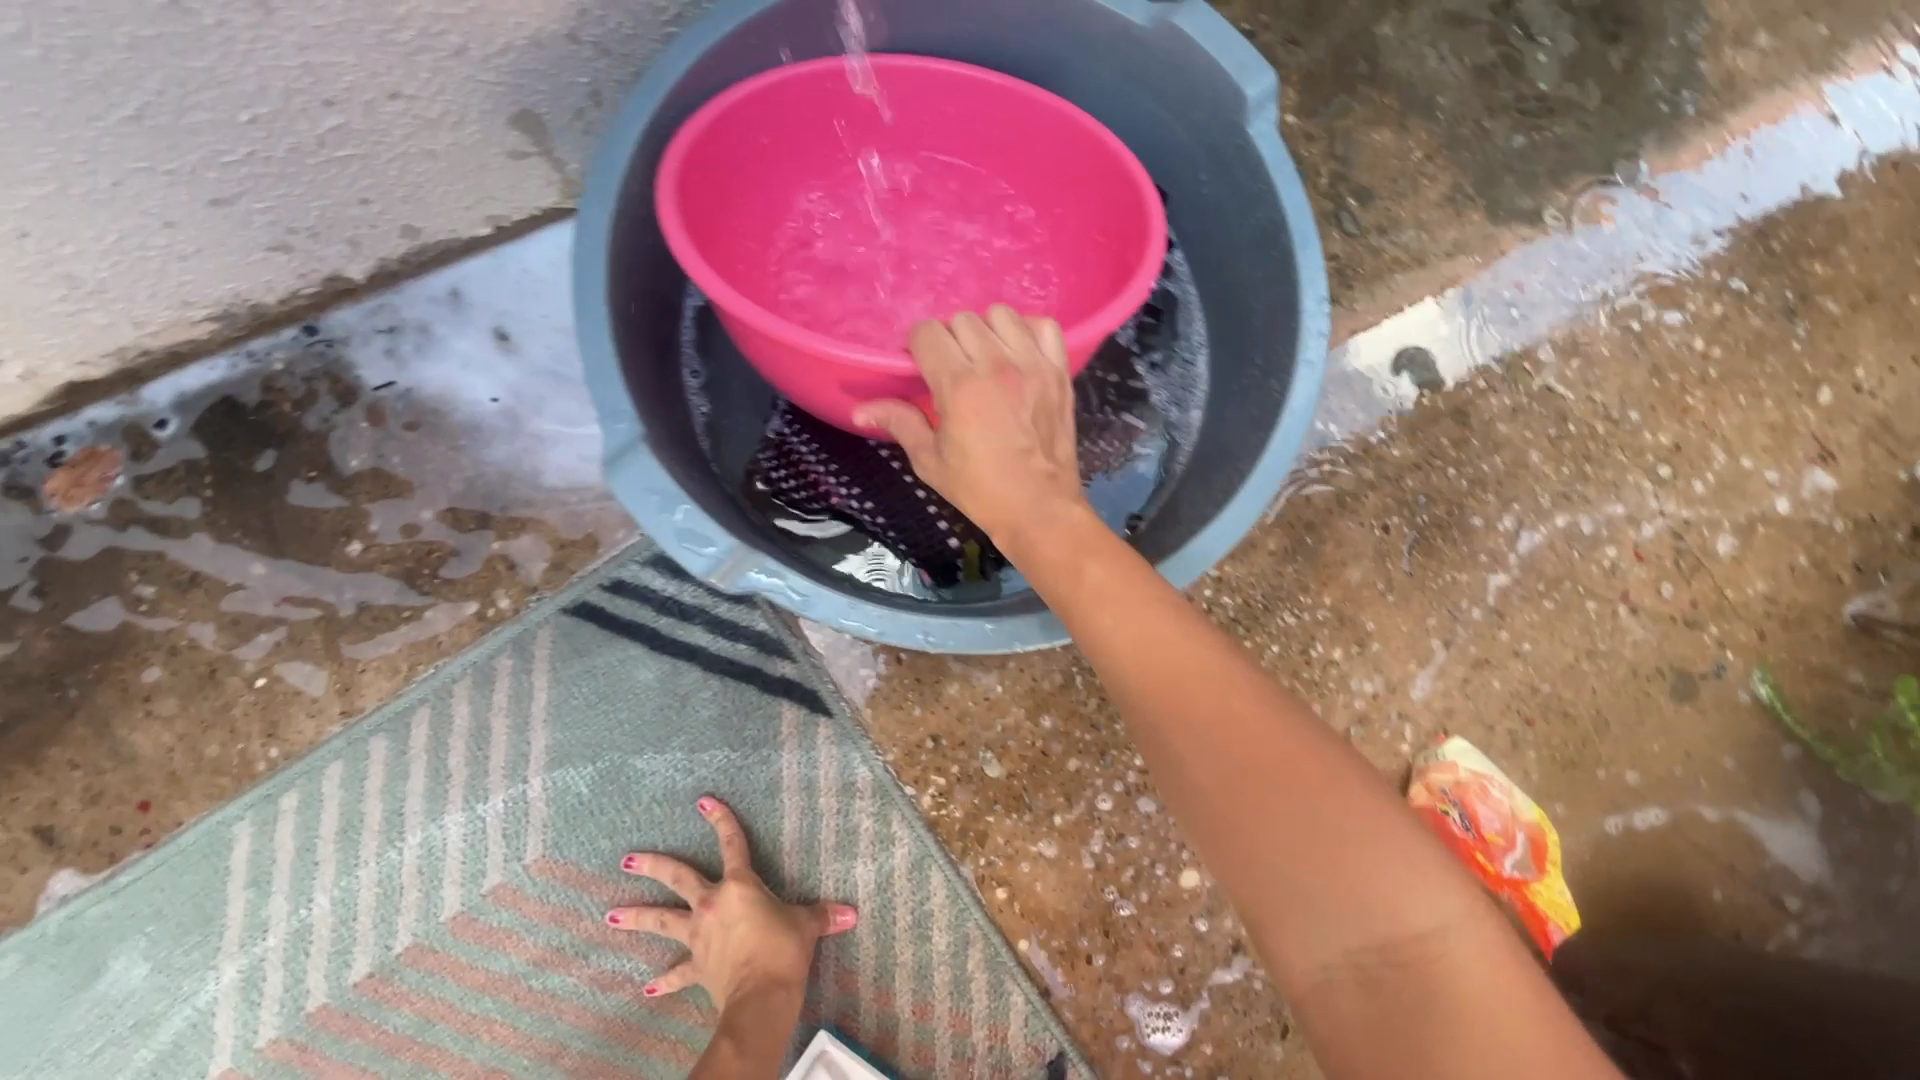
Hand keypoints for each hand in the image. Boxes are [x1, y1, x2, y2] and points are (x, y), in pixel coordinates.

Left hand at [607, 794, 856, 1007]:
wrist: (761, 996)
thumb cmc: (783, 950)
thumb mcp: (807, 926)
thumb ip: (824, 915)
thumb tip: (852, 913)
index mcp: (740, 885)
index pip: (732, 843)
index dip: (720, 820)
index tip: (704, 801)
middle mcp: (712, 905)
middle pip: (677, 877)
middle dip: (652, 866)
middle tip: (627, 859)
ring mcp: (698, 936)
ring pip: (661, 920)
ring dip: (635, 916)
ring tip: (610, 913)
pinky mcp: (696, 967)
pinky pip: (675, 974)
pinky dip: (662, 981)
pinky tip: (646, 988)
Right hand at [853, 305, 1089, 545]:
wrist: (1039, 507)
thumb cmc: (980, 489)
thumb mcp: (930, 461)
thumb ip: (899, 423)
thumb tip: (861, 411)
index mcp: (960, 386)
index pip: (927, 333)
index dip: (917, 348)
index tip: (921, 369)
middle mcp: (997, 365)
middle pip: (961, 320)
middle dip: (949, 341)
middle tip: (952, 370)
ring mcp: (1033, 365)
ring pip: (1001, 315)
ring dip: (987, 332)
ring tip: (985, 360)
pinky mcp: (1059, 371)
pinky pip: (1044, 326)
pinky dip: (1027, 332)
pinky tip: (1018, 354)